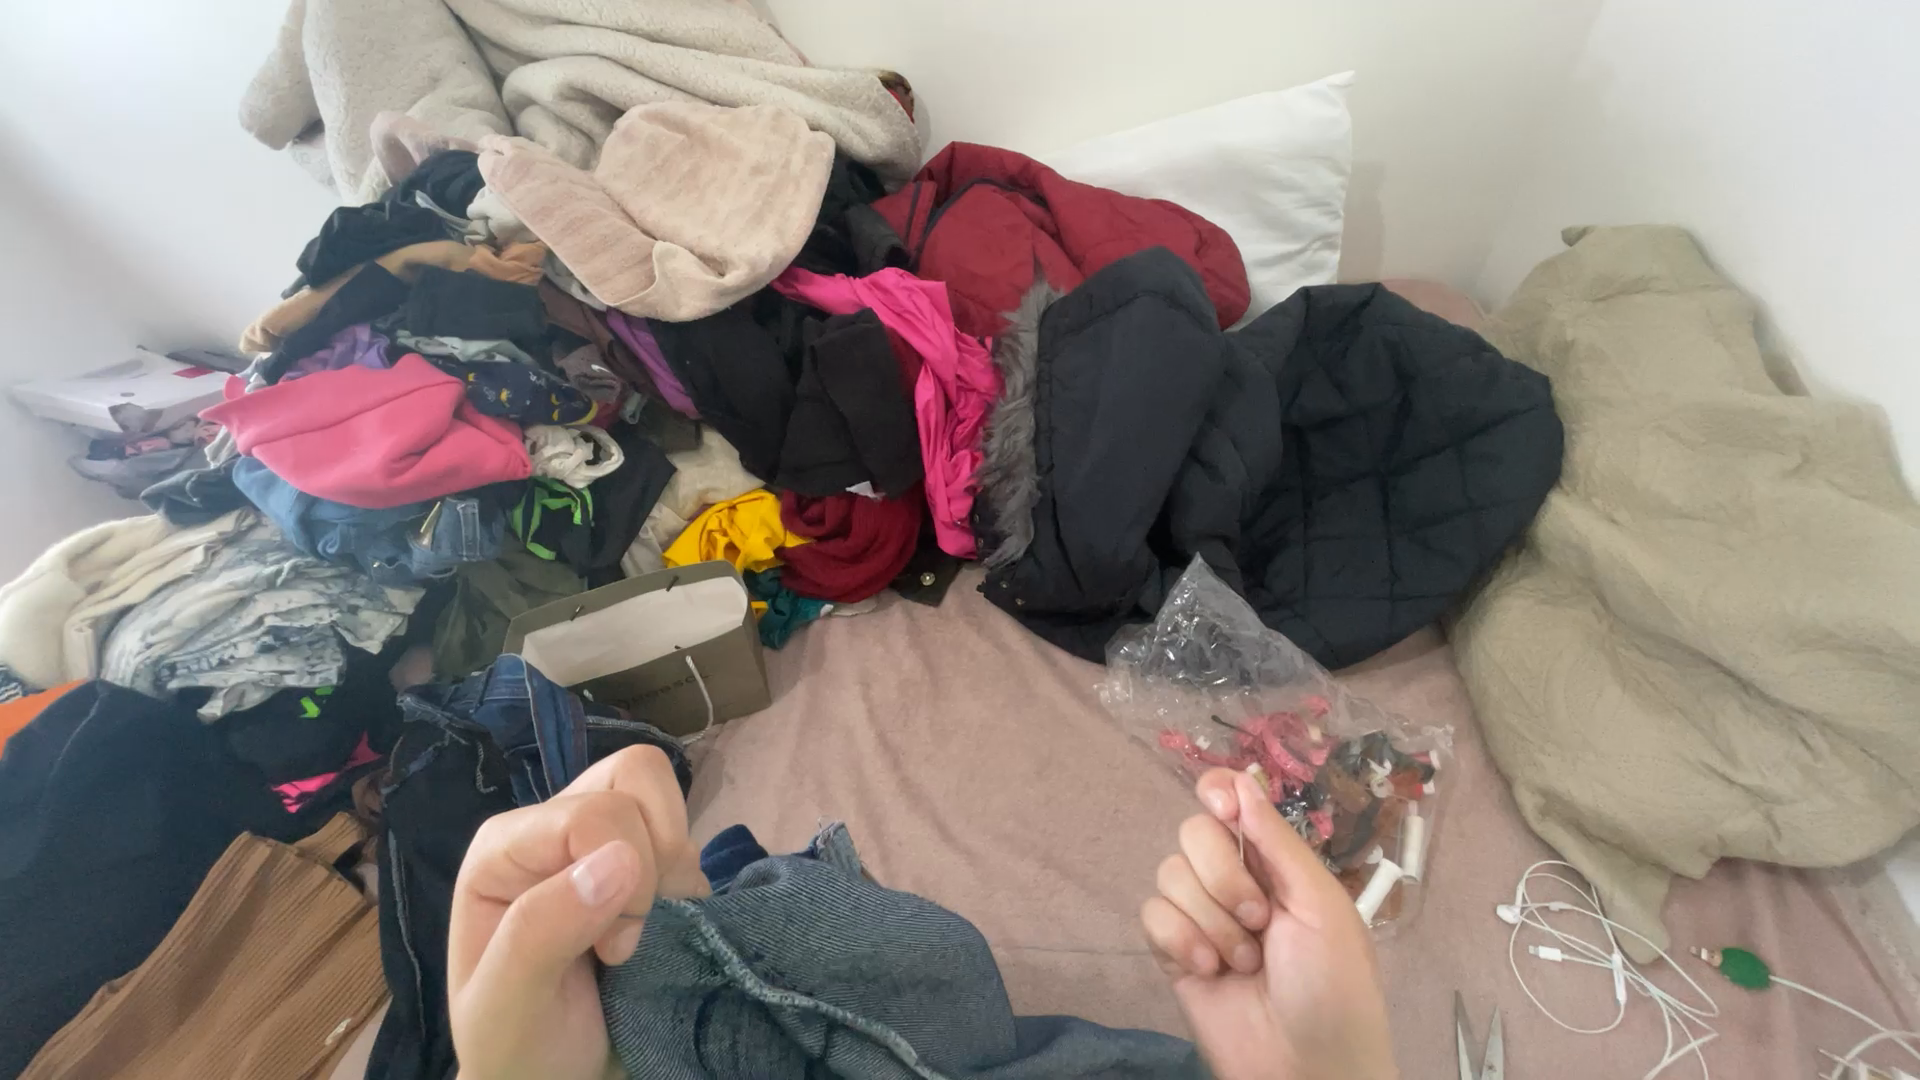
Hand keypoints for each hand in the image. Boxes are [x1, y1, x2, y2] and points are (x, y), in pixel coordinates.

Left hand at [448, 745, 710, 1079]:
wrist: (567, 1074)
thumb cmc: (523, 1049)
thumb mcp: (507, 1011)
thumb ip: (541, 933)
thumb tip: (618, 857)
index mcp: (505, 848)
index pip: (590, 813)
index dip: (624, 872)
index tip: (616, 946)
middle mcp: (552, 824)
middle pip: (632, 774)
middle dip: (654, 855)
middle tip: (633, 929)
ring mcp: (601, 830)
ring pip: (660, 783)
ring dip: (674, 855)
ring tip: (654, 917)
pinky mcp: (641, 845)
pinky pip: (685, 819)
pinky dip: (688, 868)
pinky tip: (668, 915)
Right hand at [1142, 769, 1397, 1079]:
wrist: (1307, 1072)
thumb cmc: (1335, 988)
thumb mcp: (1322, 907)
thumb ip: (1278, 841)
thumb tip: (1240, 778)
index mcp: (1271, 860)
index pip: (1228, 797)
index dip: (1215, 791)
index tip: (1219, 807)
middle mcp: (1230, 876)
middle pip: (1192, 832)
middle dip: (1223, 878)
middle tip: (1258, 920)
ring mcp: (1198, 912)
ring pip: (1169, 874)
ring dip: (1210, 922)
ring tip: (1243, 963)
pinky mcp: (1171, 948)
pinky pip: (1152, 914)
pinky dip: (1180, 941)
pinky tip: (1210, 972)